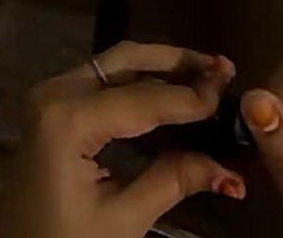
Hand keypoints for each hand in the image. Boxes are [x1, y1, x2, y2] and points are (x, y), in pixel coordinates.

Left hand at [0, 41, 245, 237]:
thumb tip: (228, 169)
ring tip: (204, 76)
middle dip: (173, 61)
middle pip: (124, 61)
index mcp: (67, 118)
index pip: (141, 97)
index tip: (231, 86)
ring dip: (157, 69)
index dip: (189, 95)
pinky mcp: (54, 105)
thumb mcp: (121, 222)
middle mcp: (55, 90)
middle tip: (220, 66)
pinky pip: (101, 83)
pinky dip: (137, 85)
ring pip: (113, 66)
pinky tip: (169, 96)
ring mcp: (51, 94)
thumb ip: (172, 182)